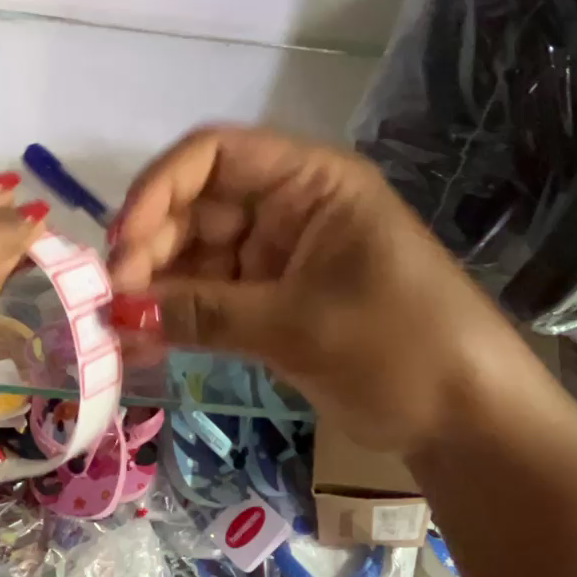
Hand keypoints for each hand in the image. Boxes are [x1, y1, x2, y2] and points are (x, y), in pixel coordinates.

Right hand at [107, 126, 550, 453]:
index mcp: (310, 183)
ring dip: (150, 293)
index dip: (158, 190)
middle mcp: (284, 210)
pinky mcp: (264, 304)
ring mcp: (272, 259)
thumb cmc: (401, 346)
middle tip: (110, 304)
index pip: (214, 155)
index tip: (122, 246)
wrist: (465, 420)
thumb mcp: (298, 325)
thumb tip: (117, 317)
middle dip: (147, 252)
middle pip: (192, 209)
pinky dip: (171, 321)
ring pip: (189, 259)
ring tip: (115, 336)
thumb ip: (202, 314)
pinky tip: (137, 349)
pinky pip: (203, 300)